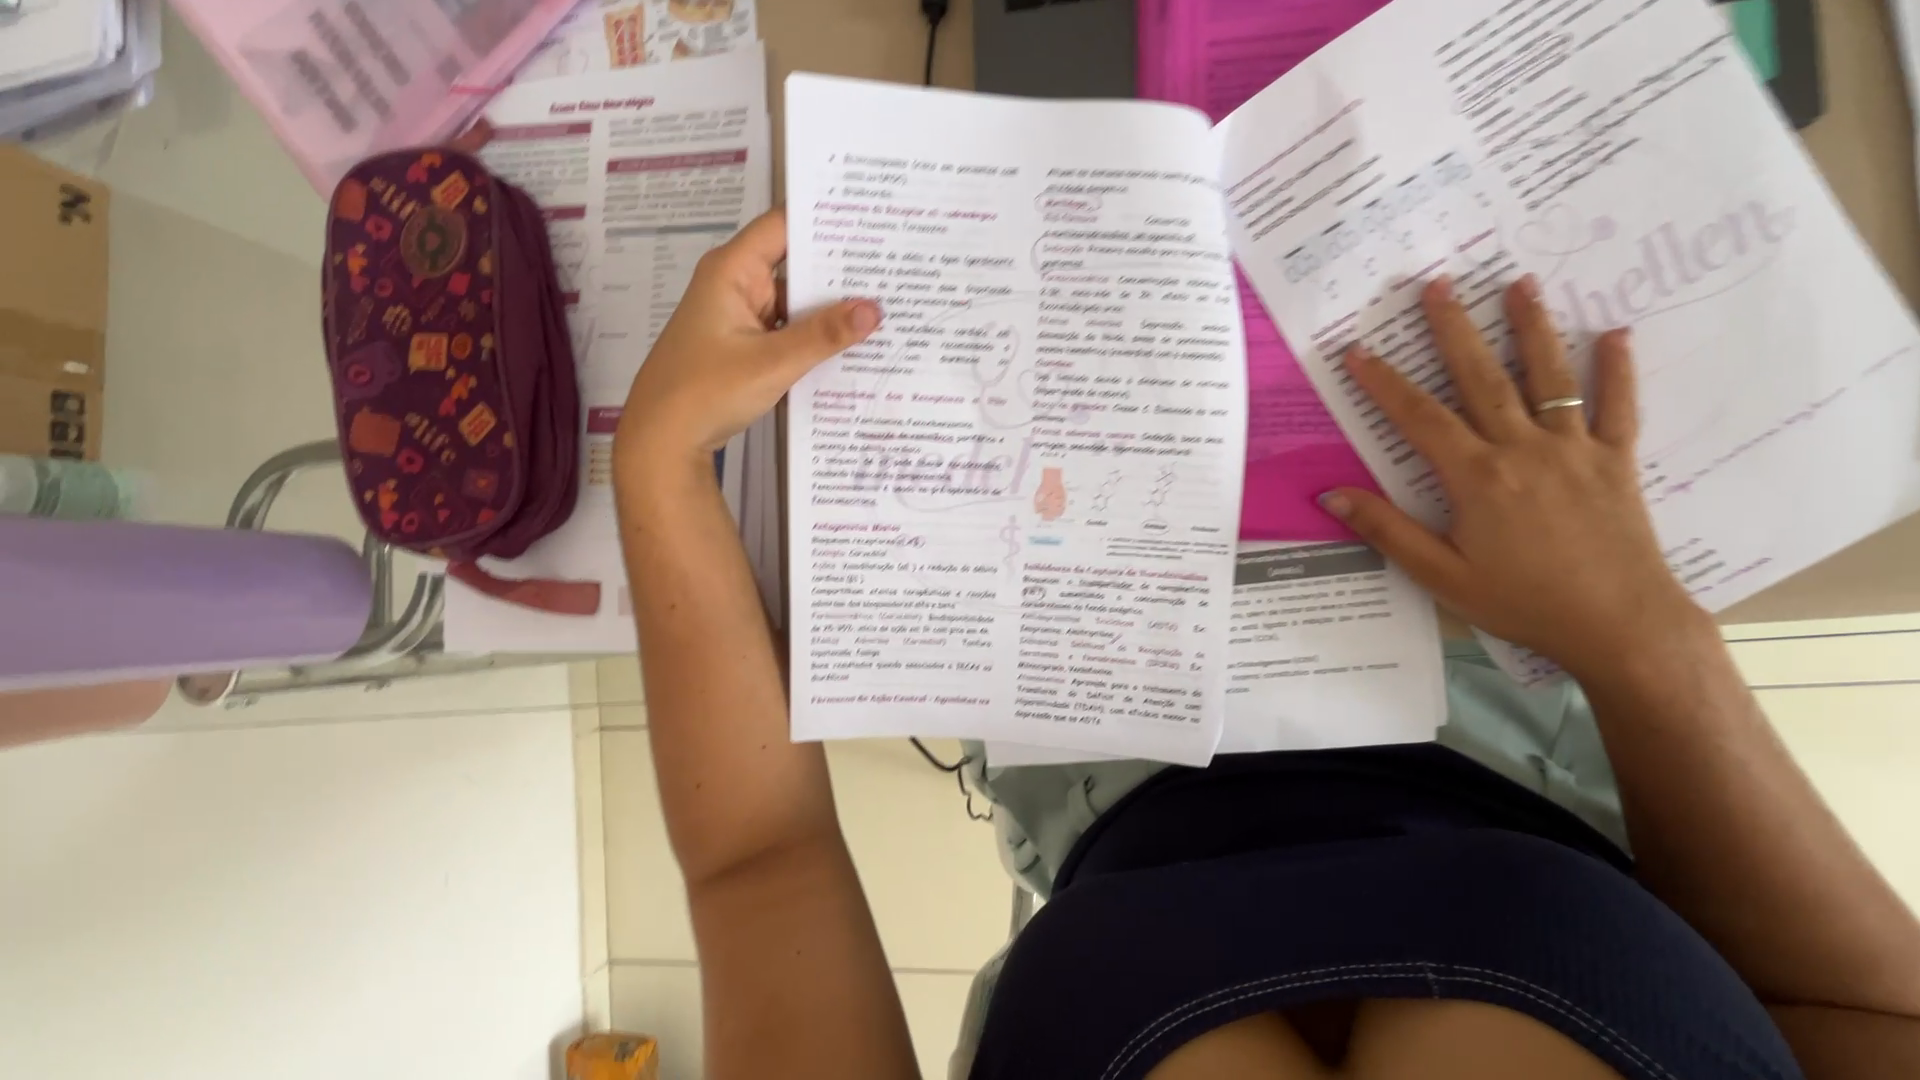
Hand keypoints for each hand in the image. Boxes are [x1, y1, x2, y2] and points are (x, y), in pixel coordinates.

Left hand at [615, 209, 881, 468]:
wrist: (663, 441)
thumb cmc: (706, 391)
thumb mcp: (772, 363)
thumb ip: (824, 335)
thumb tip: (875, 309)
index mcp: (732, 271)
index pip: (784, 226)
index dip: (825, 220)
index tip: (871, 220)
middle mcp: (737, 285)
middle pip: (794, 265)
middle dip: (839, 269)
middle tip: (892, 265)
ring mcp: (742, 317)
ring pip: (795, 302)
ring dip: (831, 308)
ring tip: (885, 302)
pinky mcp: (747, 346)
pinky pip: (789, 331)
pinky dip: (816, 335)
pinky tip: (854, 342)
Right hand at [1319, 275, 1707, 674]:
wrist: (1619, 626)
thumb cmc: (1521, 602)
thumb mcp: (1440, 575)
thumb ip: (1386, 530)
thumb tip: (1331, 495)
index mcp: (1476, 477)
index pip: (1419, 418)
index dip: (1384, 382)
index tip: (1358, 350)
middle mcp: (1523, 450)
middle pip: (1482, 379)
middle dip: (1454, 330)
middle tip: (1437, 284)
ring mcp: (1574, 451)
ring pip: (1549, 379)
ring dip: (1532, 328)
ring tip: (1519, 284)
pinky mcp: (1616, 463)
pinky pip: (1618, 408)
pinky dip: (1618, 371)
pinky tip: (1616, 334)